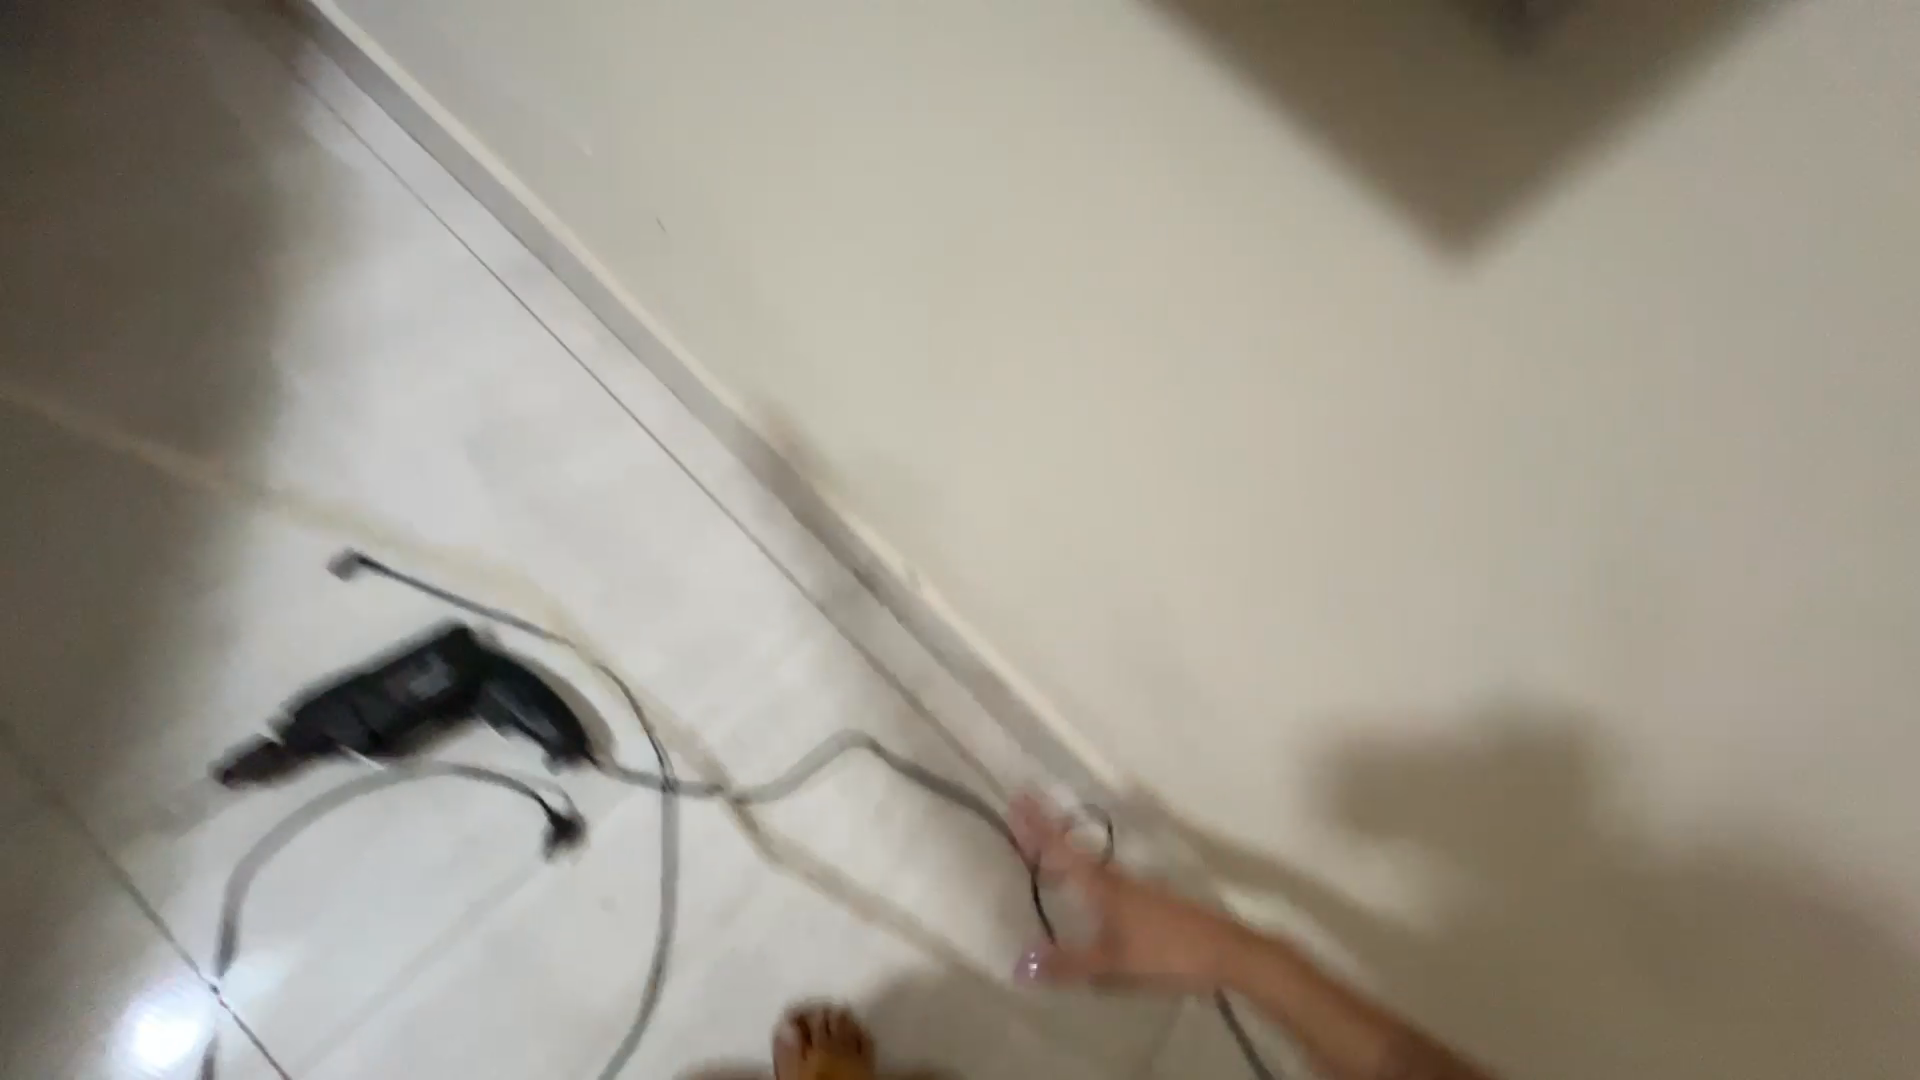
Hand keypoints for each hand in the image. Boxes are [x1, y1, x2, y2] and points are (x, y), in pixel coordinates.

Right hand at [1008, 793, 1241, 991]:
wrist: (1222, 950)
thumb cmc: (1164, 952)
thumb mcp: (1112, 965)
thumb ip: (1067, 965)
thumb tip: (1019, 964)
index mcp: (1101, 886)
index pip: (1061, 849)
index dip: (1039, 824)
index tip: (1019, 796)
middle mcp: (1114, 878)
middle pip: (1072, 848)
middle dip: (1046, 831)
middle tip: (1021, 816)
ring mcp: (1133, 886)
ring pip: (1088, 861)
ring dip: (1064, 849)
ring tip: (1042, 848)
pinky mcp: (1147, 898)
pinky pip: (1102, 875)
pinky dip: (1081, 869)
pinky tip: (1081, 886)